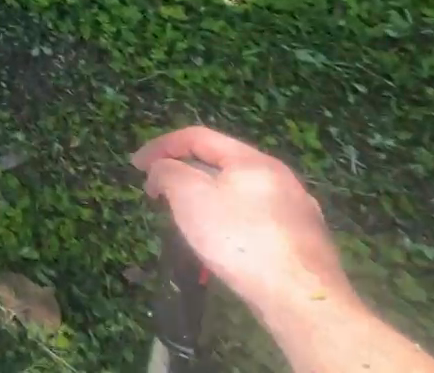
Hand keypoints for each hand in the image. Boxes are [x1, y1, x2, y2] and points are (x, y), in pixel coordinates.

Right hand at [131, 126, 350, 318]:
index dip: (160, 145)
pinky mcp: (304, 244)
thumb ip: (167, 170)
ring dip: (204, 197)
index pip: (197, 137)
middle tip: (157, 191)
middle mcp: (283, 182)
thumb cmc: (238, 237)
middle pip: (219, 164)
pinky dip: (228, 220)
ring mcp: (299, 215)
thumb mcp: (186, 193)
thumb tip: (164, 170)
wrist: (304, 303)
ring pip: (237, 193)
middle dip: (182, 173)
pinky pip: (255, 219)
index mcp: (255, 162)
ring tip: (184, 217)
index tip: (136, 166)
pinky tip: (220, 243)